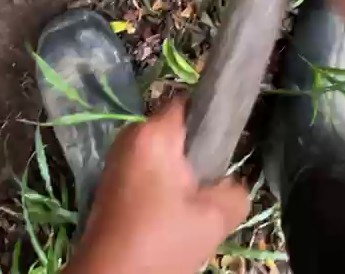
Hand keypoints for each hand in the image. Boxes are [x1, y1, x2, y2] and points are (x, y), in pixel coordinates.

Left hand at [67, 100, 248, 273]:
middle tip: (214, 183)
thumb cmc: (159, 241)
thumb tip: (233, 184)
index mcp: (152, 134)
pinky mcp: (111, 180)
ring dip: (180, 174)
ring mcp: (117, 157)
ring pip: (162, 154)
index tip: (231, 138)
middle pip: (176, 131)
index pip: (189, 103)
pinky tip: (171, 215)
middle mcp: (131, 135)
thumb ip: (233, 193)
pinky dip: (162, 186)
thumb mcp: (211, 221)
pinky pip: (147, 170)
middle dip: (197, 154)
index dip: (212, 115)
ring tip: (194, 204)